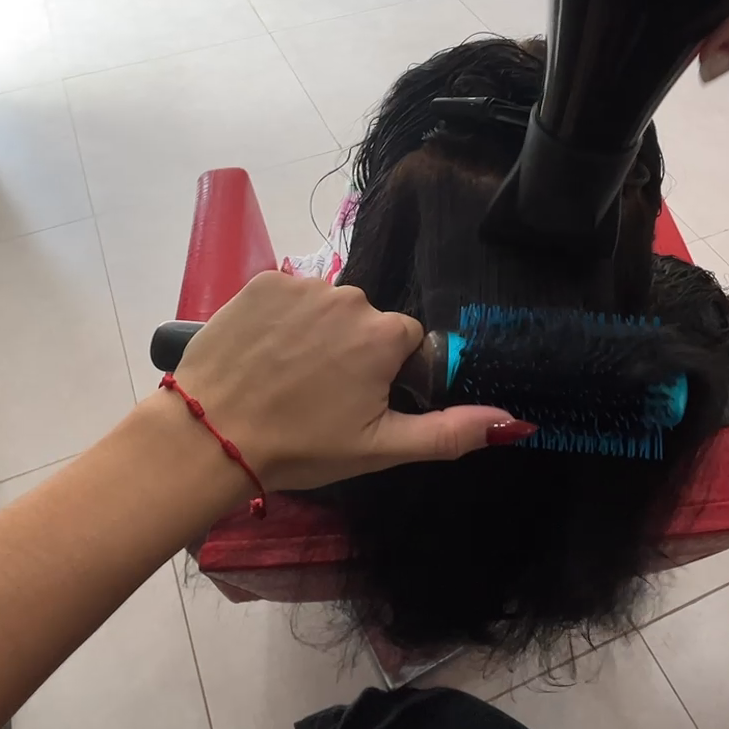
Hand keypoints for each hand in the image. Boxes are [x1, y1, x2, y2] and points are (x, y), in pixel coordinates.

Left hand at [166, 271, 521, 490]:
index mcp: (384, 334)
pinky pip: (290, 295)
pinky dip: (283, 317)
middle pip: (366, 321)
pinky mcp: (263, 280)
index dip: (386, 373)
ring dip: (317, 332)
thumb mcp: (381, 447)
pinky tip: (264, 351)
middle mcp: (350, 296)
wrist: (210, 434)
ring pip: (328, 307)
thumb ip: (451, 431)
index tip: (357, 402)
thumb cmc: (301, 446)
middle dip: (353, 351)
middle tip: (318, 393)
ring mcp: (302, 284)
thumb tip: (518, 423)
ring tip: (286, 374)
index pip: (404, 342)